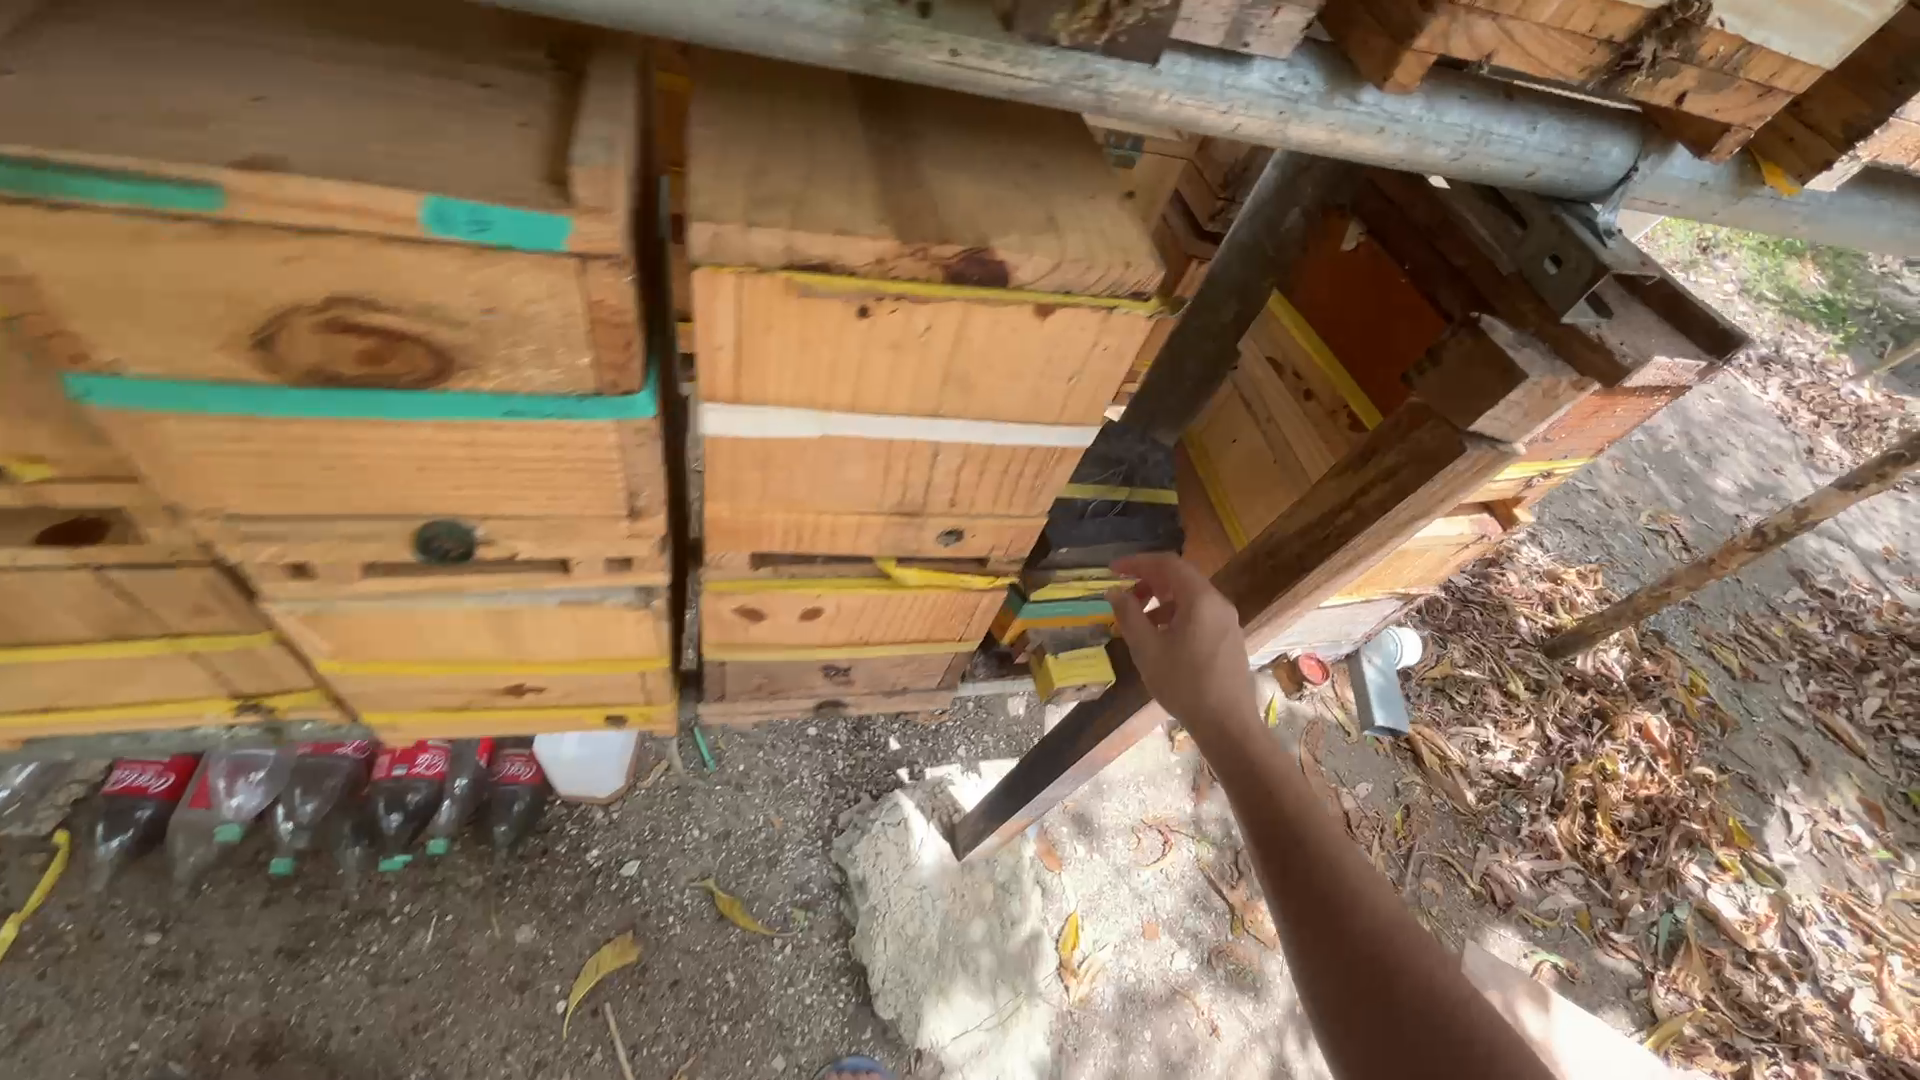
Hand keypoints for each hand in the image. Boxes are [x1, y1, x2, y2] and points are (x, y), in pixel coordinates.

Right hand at [1106, 553, 1258, 737]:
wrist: (1227, 724)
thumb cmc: (1184, 684)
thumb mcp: (1146, 649)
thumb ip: (1128, 615)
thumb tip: (1114, 592)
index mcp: (1200, 599)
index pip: (1167, 563)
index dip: (1137, 562)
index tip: (1112, 570)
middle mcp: (1218, 603)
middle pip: (1180, 577)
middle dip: (1148, 581)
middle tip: (1124, 596)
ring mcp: (1227, 621)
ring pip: (1190, 597)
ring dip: (1161, 600)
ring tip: (1139, 621)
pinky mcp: (1229, 638)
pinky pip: (1199, 614)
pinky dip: (1176, 615)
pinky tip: (1161, 638)